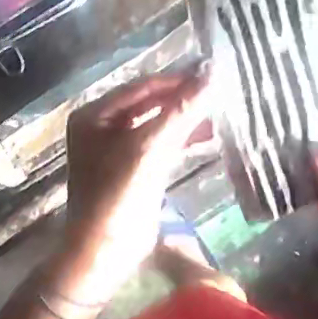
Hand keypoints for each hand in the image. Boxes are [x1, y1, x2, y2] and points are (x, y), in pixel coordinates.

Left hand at [53, 69, 212, 306]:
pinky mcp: (131, 171)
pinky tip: (209, 137)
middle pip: (148, 103)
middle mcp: (100, 127)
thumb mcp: (150, 147)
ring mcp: (114, 150)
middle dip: (183, 99)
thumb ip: (181, 110)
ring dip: (185, 119)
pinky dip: (181, 140)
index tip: (216, 73)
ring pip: (156, 124)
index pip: (141, 86)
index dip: (177, 80)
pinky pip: (158, 145)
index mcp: (93, 115)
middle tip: (224, 91)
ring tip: (223, 112)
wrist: (104, 249)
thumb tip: (212, 69)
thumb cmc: (119, 194)